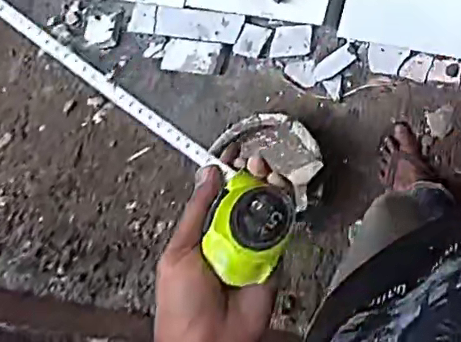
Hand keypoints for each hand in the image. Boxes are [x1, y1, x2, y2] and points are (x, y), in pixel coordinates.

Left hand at [154, 163, 276, 341]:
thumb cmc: (182, 309)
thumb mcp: (176, 255)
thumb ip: (194, 213)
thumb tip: (207, 174)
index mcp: (204, 232)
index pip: (218, 193)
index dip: (226, 170)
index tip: (233, 152)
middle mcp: (231, 233)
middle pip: (247, 192)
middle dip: (253, 173)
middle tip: (255, 164)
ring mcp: (253, 243)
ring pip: (267, 203)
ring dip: (270, 185)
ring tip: (267, 176)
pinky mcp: (274, 252)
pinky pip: (282, 224)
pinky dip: (284, 207)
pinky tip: (279, 195)